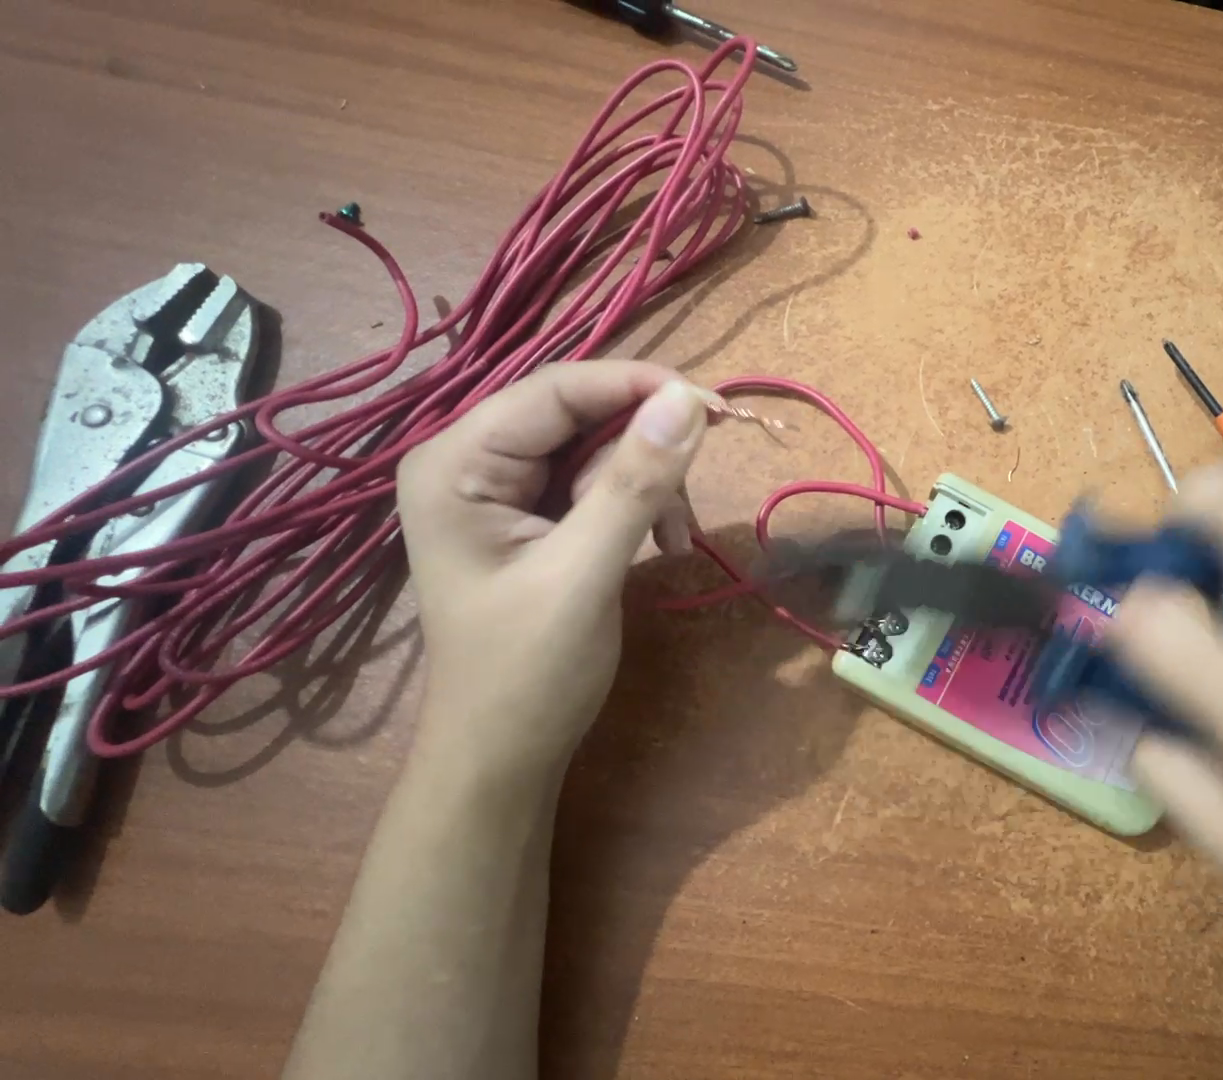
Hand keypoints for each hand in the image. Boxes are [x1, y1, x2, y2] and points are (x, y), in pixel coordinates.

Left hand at [395, 361, 707, 779]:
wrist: (506, 754)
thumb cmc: (528, 672)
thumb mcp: (584, 572)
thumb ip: (635, 483)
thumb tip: (690, 399)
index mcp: (457, 462)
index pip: (556, 390)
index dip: (637, 387)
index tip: (714, 407)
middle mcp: (474, 462)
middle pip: (581, 415)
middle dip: (646, 452)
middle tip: (687, 501)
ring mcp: (506, 491)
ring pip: (602, 448)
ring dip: (651, 486)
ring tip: (673, 540)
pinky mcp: (538, 518)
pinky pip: (604, 483)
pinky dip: (643, 506)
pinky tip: (662, 545)